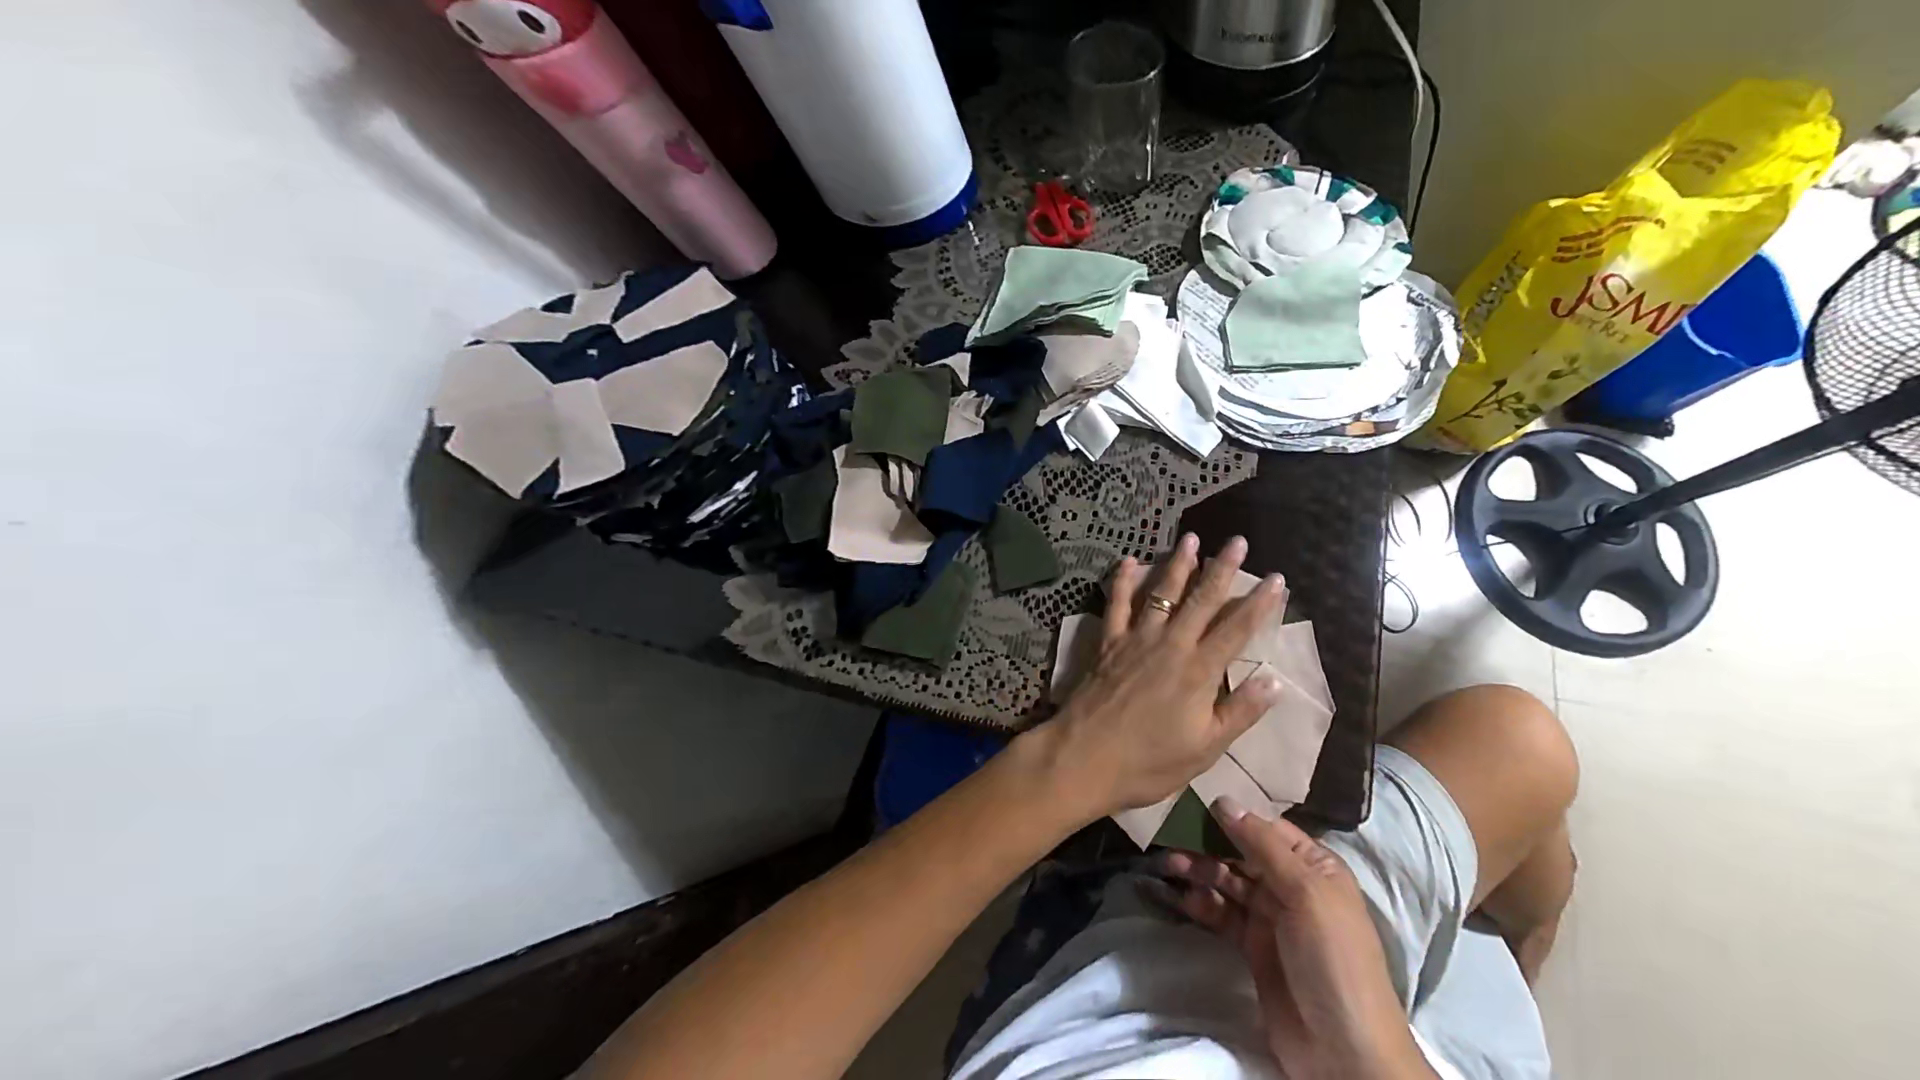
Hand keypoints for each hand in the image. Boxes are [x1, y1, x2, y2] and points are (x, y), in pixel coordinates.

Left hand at [1031, 533, 1286, 821]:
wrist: (1083, 757)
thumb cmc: (1149, 762)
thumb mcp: (1205, 748)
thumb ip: (1239, 712)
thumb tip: (1274, 681)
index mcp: (1199, 672)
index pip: (1237, 629)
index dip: (1259, 603)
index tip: (1276, 578)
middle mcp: (1170, 645)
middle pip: (1201, 600)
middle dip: (1222, 568)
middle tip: (1238, 541)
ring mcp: (1136, 640)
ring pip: (1161, 593)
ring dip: (1178, 564)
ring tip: (1191, 538)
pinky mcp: (1107, 643)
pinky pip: (1116, 605)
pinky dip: (1121, 581)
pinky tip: (1127, 562)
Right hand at [1155, 799, 1436, 1079]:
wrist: (1343, 1052)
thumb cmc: (1332, 960)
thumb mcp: (1305, 894)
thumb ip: (1263, 846)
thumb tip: (1223, 801)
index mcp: (1315, 868)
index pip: (1268, 829)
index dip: (1233, 817)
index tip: (1193, 806)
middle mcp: (1293, 887)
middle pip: (1242, 854)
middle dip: (1209, 845)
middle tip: (1172, 841)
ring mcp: (1272, 919)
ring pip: (1228, 882)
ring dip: (1200, 872)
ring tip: (1170, 867)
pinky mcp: (1253, 947)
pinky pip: (1222, 914)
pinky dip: (1202, 904)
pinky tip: (1183, 899)